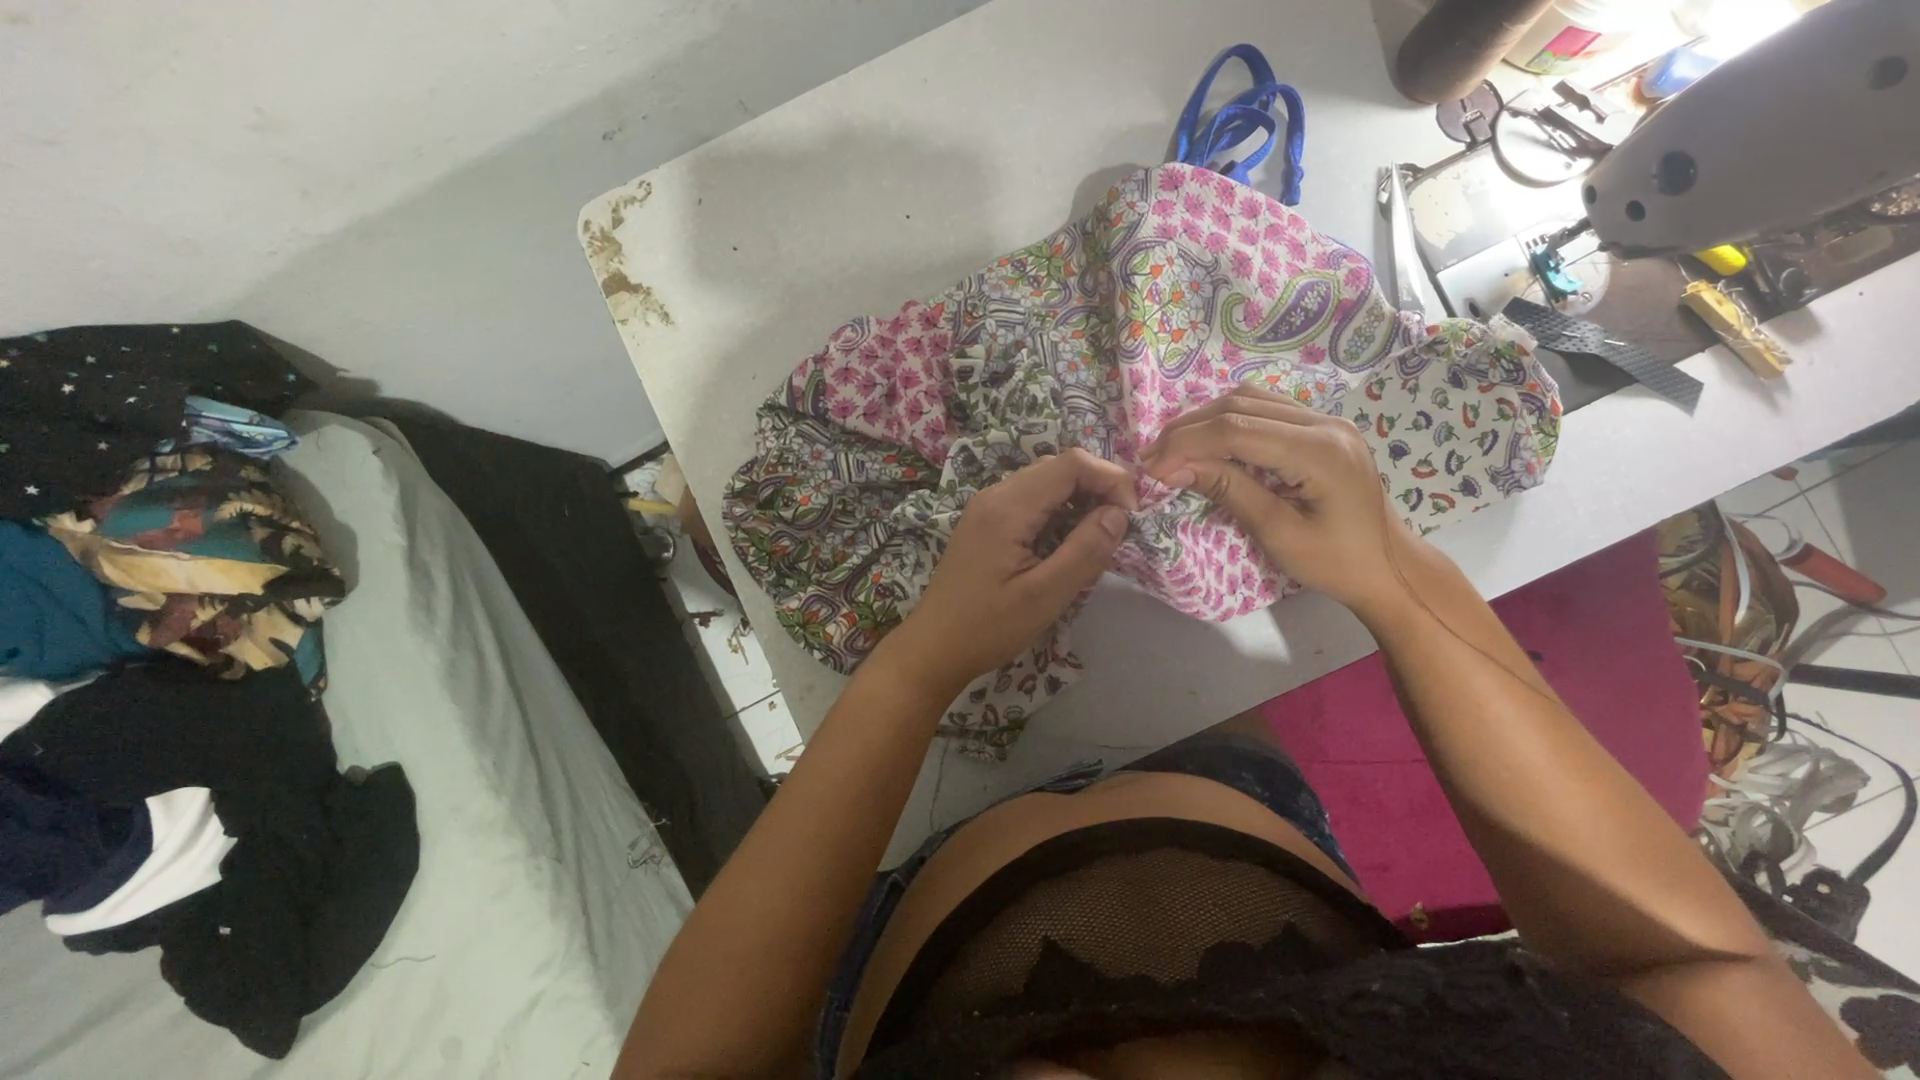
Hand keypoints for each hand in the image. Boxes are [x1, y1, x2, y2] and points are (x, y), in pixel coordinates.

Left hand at [876, 448, 1137, 694]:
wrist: (933, 648)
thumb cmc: (988, 628)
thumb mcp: (1044, 596)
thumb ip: (1085, 551)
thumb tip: (1119, 514)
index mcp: (1008, 507)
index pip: (1072, 464)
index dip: (1110, 479)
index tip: (1129, 519)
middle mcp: (996, 495)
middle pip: (1059, 467)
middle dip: (1098, 488)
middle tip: (1118, 531)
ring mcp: (988, 507)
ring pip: (1047, 483)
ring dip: (1080, 501)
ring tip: (1097, 541)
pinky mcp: (987, 523)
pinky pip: (1031, 501)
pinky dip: (1059, 513)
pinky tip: (1066, 546)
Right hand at [1140, 385, 1418, 615]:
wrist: (1390, 569)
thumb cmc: (1337, 563)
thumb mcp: (1278, 534)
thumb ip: (1230, 490)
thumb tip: (1175, 467)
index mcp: (1319, 451)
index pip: (1236, 430)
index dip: (1187, 444)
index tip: (1152, 469)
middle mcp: (1324, 423)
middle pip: (1240, 406)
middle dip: (1189, 430)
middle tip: (1152, 458)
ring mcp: (1326, 421)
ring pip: (1250, 400)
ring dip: (1205, 420)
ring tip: (1172, 449)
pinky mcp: (1322, 428)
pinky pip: (1265, 409)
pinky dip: (1228, 421)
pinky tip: (1206, 442)